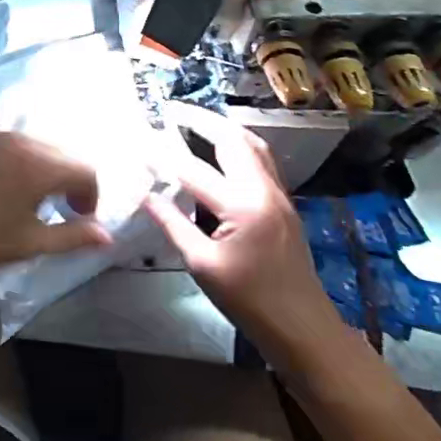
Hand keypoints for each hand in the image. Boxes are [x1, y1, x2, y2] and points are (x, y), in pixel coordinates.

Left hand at [0, 129, 110, 288]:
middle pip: (61, 155)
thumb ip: (72, 236)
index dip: (90, 197)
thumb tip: (107, 235)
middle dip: (69, 181)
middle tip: (62, 212)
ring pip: (36, 144)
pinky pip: (1, 125)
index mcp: (40, 166)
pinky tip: (10, 130)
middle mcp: (21, 141)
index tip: (79, 219)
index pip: (85, 171)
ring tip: (34, 195)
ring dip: (45, 165)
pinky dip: (13, 134)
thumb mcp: (29, 244)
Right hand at [143, 104, 338, 348]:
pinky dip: (238, 147)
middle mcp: (264, 191)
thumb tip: (144, 195)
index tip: (137, 143)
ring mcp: (278, 196)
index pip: (192, 169)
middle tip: (172, 111)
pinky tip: (221, 151)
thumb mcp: (202, 264)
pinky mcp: (283, 205)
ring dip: (223, 129)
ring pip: (252, 146)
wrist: (303, 329)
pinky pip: (260, 162)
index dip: (160, 155)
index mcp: (242, 205)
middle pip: (233, 140)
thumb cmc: (249, 301)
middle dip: (201, 121)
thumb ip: (173, 223)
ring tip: (195, 121)